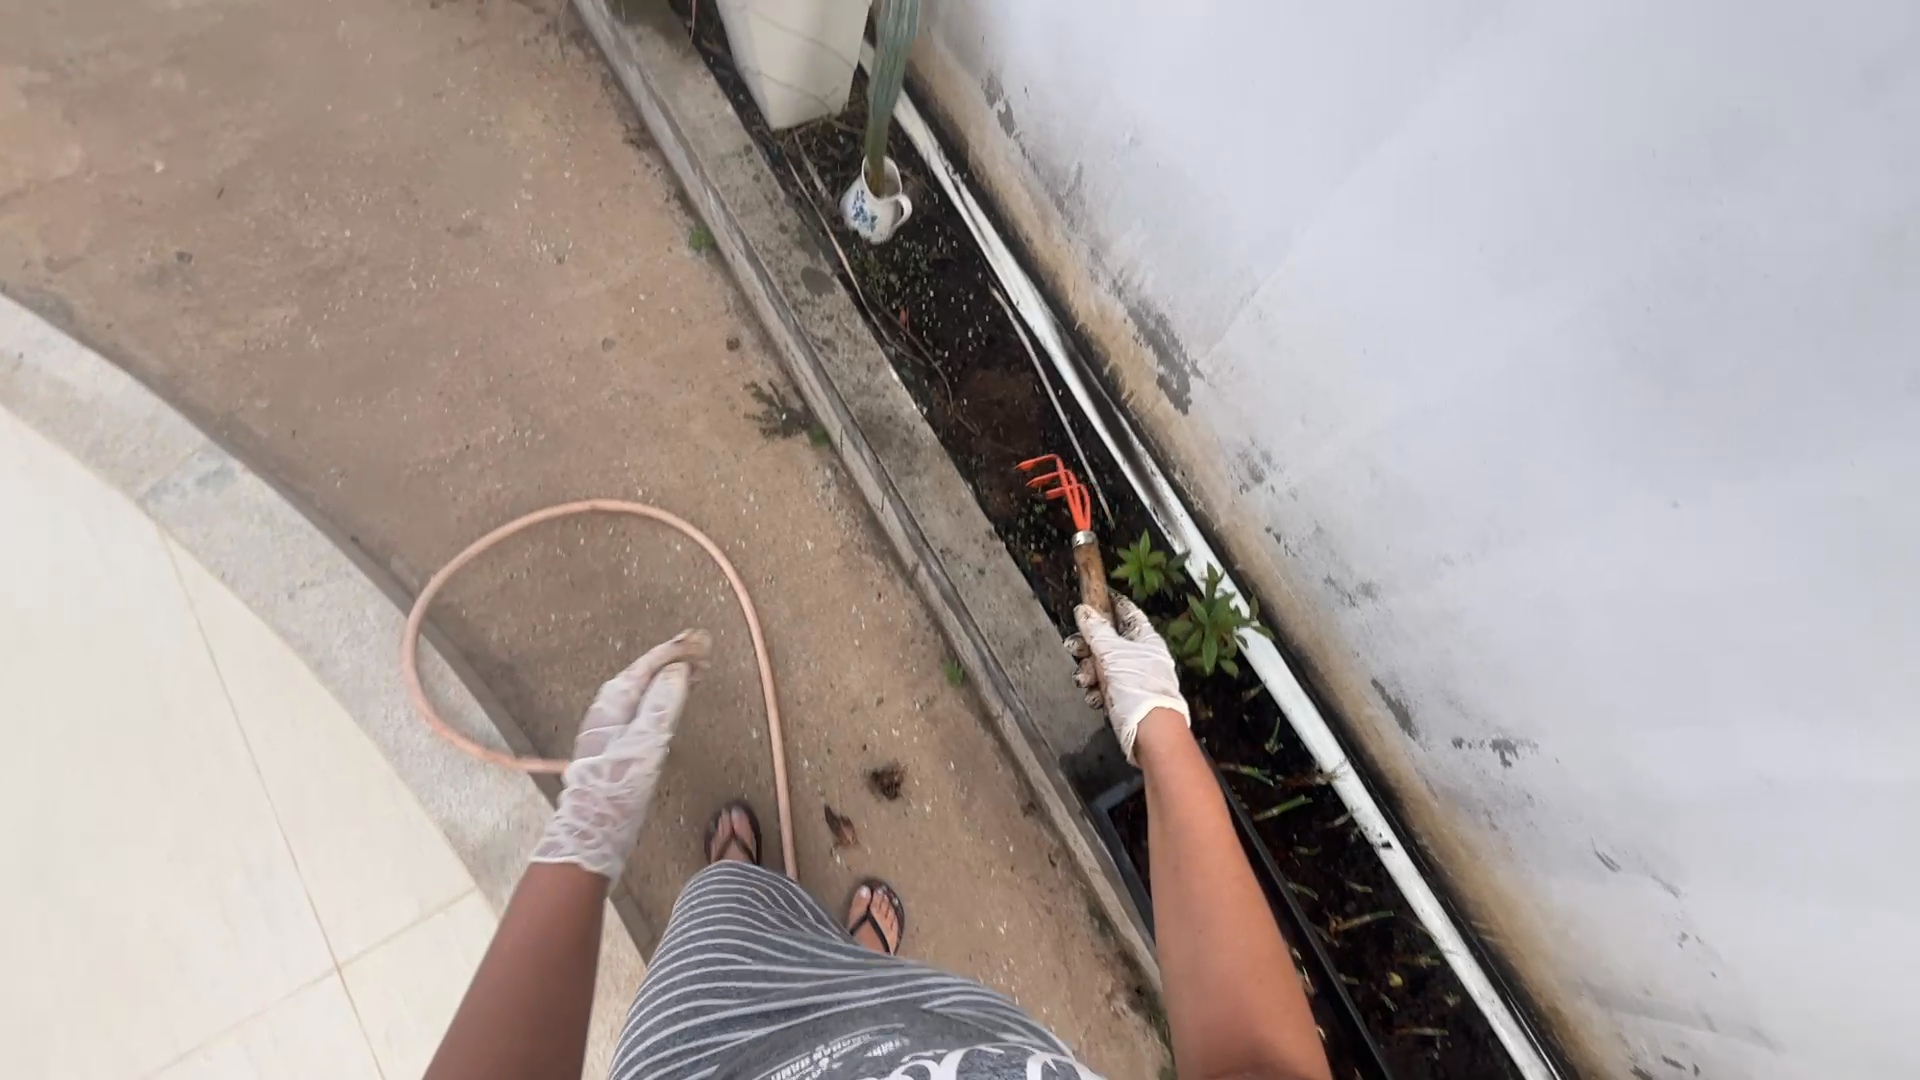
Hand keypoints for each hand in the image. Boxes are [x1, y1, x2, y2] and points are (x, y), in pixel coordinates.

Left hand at [530, 630, 710, 878]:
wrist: (591, 833)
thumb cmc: (617, 789)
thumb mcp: (645, 745)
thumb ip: (660, 705)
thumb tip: (678, 670)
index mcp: (613, 704)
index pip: (646, 666)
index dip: (673, 651)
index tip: (699, 640)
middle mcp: (609, 710)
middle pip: (644, 674)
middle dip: (673, 660)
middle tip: (704, 651)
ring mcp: (612, 727)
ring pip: (644, 689)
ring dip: (670, 676)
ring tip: (697, 669)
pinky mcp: (618, 743)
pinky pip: (645, 704)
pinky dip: (664, 695)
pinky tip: (673, 700)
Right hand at [1064, 596, 1189, 762]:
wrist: (1150, 734)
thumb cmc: (1137, 687)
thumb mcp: (1112, 653)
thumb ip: (1095, 630)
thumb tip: (1083, 609)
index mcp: (1145, 639)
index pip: (1127, 612)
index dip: (1110, 603)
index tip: (1092, 597)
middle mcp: (1141, 655)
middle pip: (1108, 640)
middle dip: (1088, 645)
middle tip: (1073, 648)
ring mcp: (1133, 677)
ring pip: (1102, 665)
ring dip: (1088, 671)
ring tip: (1085, 680)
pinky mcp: (1125, 697)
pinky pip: (1104, 686)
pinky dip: (1096, 690)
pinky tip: (1094, 696)